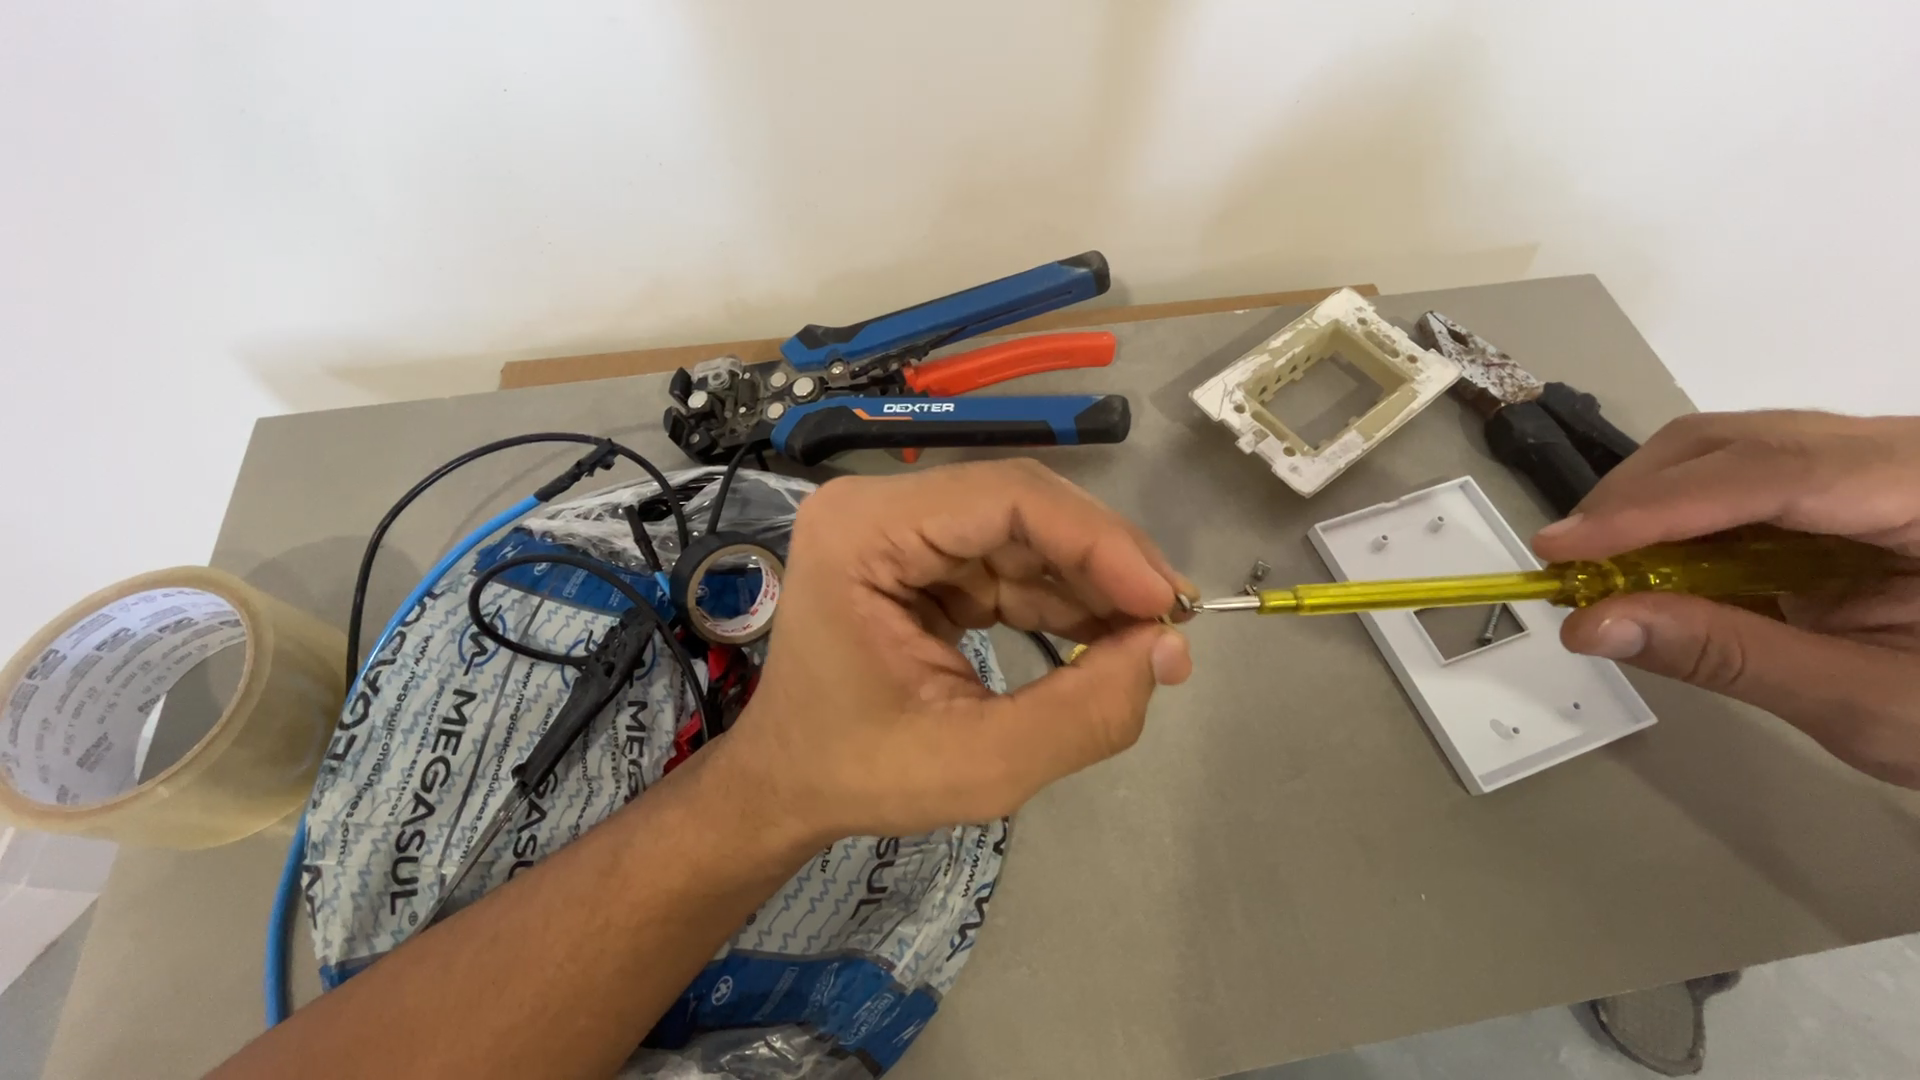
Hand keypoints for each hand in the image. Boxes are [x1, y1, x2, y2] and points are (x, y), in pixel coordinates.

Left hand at [710, 459, 1193, 841]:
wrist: (788, 786)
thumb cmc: (855, 776)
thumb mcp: (977, 766)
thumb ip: (1082, 714)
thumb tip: (1168, 650)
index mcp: (864, 531)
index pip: (1007, 498)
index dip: (1099, 542)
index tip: (1164, 603)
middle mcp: (878, 509)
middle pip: (1021, 505)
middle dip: (1103, 561)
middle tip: (1170, 619)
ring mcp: (898, 530)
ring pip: (1024, 533)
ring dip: (1090, 581)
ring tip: (1148, 636)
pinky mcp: (920, 560)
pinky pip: (1007, 563)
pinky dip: (1060, 598)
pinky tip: (1102, 635)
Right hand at [1532, 411, 1919, 786]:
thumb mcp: (1875, 706)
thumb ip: (1730, 656)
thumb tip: (1589, 626)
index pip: (1781, 474)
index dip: (1656, 507)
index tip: (1560, 549)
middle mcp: (1917, 454)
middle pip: (1741, 439)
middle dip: (1637, 497)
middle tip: (1570, 562)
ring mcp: (1885, 463)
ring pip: (1729, 448)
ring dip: (1647, 505)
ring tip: (1604, 567)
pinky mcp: (1851, 485)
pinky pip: (1739, 479)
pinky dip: (1676, 520)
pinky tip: (1656, 564)